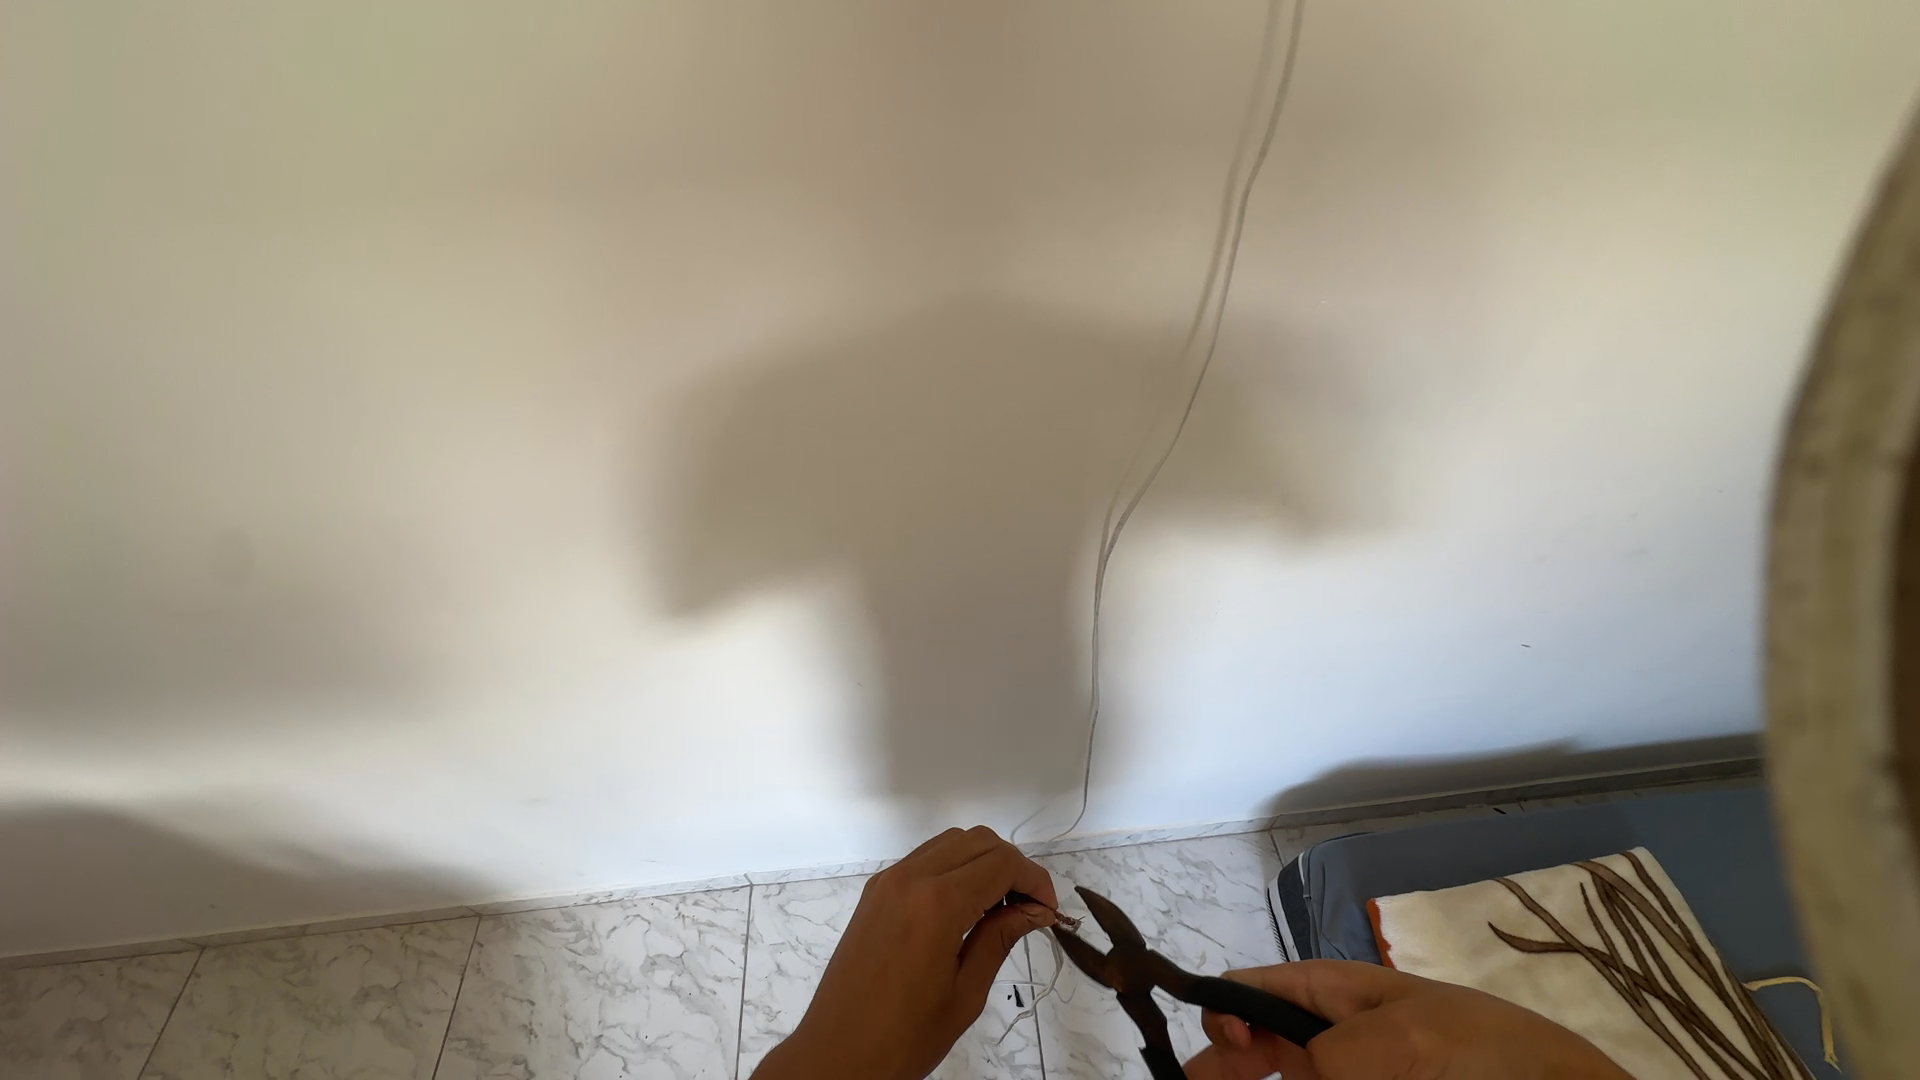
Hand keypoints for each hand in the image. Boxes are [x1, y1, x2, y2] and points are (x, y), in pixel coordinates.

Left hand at [753, 826, 1057, 1079]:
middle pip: (980, 840)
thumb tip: (1037, 909)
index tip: (1049, 910)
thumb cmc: (905, 1037)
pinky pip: (926, 856)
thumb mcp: (966, 993)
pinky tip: (965, 904)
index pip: (1002, 863)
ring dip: (983, 860)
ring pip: (952, 840)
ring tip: (999, 906)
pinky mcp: (876, 889)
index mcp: (938, 902)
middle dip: (1013, 866)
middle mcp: (912, 876)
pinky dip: (954, 865)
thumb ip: (1001, 937)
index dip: (1035, 879)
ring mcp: (889, 878)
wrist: (835, 1056)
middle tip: (1029, 908)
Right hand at [1187, 959, 1631, 1079]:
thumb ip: (1332, 1059)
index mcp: (1330, 994)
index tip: (1224, 1047)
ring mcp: (1350, 1077)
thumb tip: (1287, 1079)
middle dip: (1224, 1064)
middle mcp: (1331, 1037)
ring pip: (1287, 1079)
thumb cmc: (1477, 1047)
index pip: (1254, 990)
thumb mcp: (1401, 1037)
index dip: (1224, 1011)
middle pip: (1258, 1045)